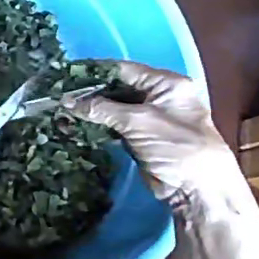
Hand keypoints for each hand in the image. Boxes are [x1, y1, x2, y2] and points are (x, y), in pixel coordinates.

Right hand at [66, 61, 238, 201]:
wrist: (198, 189)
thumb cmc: (175, 145)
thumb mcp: (138, 121)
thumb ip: (101, 108)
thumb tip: (67, 101)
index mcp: (165, 83)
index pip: (124, 70)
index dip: (95, 71)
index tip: (67, 74)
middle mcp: (158, 96)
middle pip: (117, 88)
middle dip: (90, 93)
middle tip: (60, 94)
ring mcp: (149, 118)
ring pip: (113, 108)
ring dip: (91, 110)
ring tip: (62, 110)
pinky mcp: (140, 137)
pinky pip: (114, 126)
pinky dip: (96, 125)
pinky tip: (75, 125)